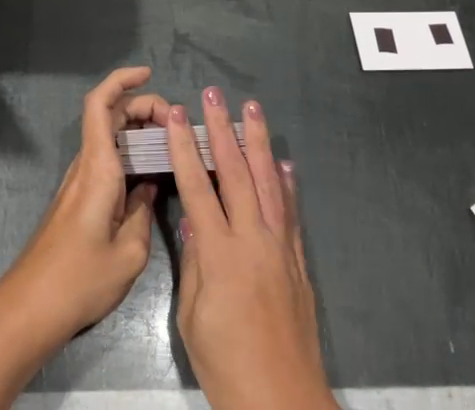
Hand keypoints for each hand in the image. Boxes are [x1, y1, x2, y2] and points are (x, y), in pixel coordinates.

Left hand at [2, 66, 170, 339]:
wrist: (31, 307)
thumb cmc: (81, 280)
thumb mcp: (129, 253)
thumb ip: (144, 212)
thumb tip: (149, 188)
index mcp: (98, 170)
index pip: (100, 105)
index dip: (121, 80)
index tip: (148, 74)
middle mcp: (85, 167)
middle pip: (108, 116)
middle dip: (142, 106)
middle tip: (175, 124)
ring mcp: (78, 183)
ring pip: (107, 138)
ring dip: (137, 130)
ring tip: (171, 145)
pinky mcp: (78, 200)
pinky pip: (106, 161)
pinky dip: (129, 153)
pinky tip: (151, 173)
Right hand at [168, 89, 335, 409]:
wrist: (281, 397)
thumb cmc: (225, 362)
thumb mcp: (192, 315)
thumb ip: (194, 261)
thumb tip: (192, 218)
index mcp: (220, 251)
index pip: (198, 185)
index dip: (184, 147)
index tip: (175, 115)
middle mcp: (254, 239)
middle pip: (237, 172)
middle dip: (222, 129)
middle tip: (214, 95)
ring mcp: (281, 247)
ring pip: (270, 182)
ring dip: (259, 143)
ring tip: (252, 109)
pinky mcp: (298, 261)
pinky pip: (292, 212)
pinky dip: (288, 184)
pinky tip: (285, 164)